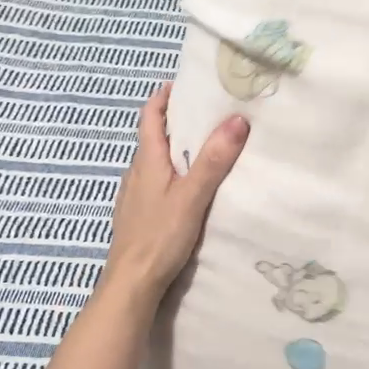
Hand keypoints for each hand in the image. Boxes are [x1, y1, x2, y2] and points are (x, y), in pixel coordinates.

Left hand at [102, 84, 249, 303]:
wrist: (131, 284)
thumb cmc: (159, 235)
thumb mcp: (192, 195)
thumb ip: (214, 160)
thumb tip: (237, 119)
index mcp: (146, 161)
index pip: (149, 117)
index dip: (163, 97)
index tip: (183, 84)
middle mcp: (136, 173)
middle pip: (153, 138)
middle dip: (175, 123)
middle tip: (207, 115)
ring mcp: (133, 197)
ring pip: (154, 163)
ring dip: (174, 151)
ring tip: (204, 150)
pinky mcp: (137, 217)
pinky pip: (154, 184)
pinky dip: (170, 176)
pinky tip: (186, 190)